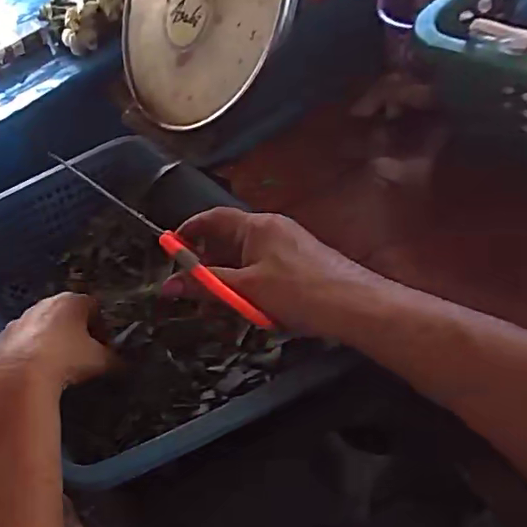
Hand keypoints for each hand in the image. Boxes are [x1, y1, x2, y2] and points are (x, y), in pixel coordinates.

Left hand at [0, 292, 114, 391]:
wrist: (18, 378)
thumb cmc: (66, 360)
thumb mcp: (101, 362)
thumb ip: (114, 359)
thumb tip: (122, 363)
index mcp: (69, 302)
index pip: (93, 308)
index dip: (102, 327)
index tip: (104, 347)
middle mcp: (41, 305)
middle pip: (63, 316)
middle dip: (73, 334)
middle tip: (81, 357)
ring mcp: (16, 322)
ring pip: (38, 329)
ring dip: (47, 343)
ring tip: (55, 368)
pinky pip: (18, 346)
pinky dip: (25, 355)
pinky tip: (31, 374)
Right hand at [162, 207, 388, 335]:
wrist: (358, 308)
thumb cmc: (299, 291)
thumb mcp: (243, 289)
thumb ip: (203, 285)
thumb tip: (167, 286)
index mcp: (257, 226)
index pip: (212, 218)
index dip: (187, 231)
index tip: (168, 250)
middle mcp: (271, 230)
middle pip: (225, 241)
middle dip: (203, 264)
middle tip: (187, 287)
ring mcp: (286, 248)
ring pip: (242, 260)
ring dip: (224, 280)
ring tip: (215, 304)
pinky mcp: (297, 266)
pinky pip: (259, 271)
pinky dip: (244, 286)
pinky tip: (245, 307)